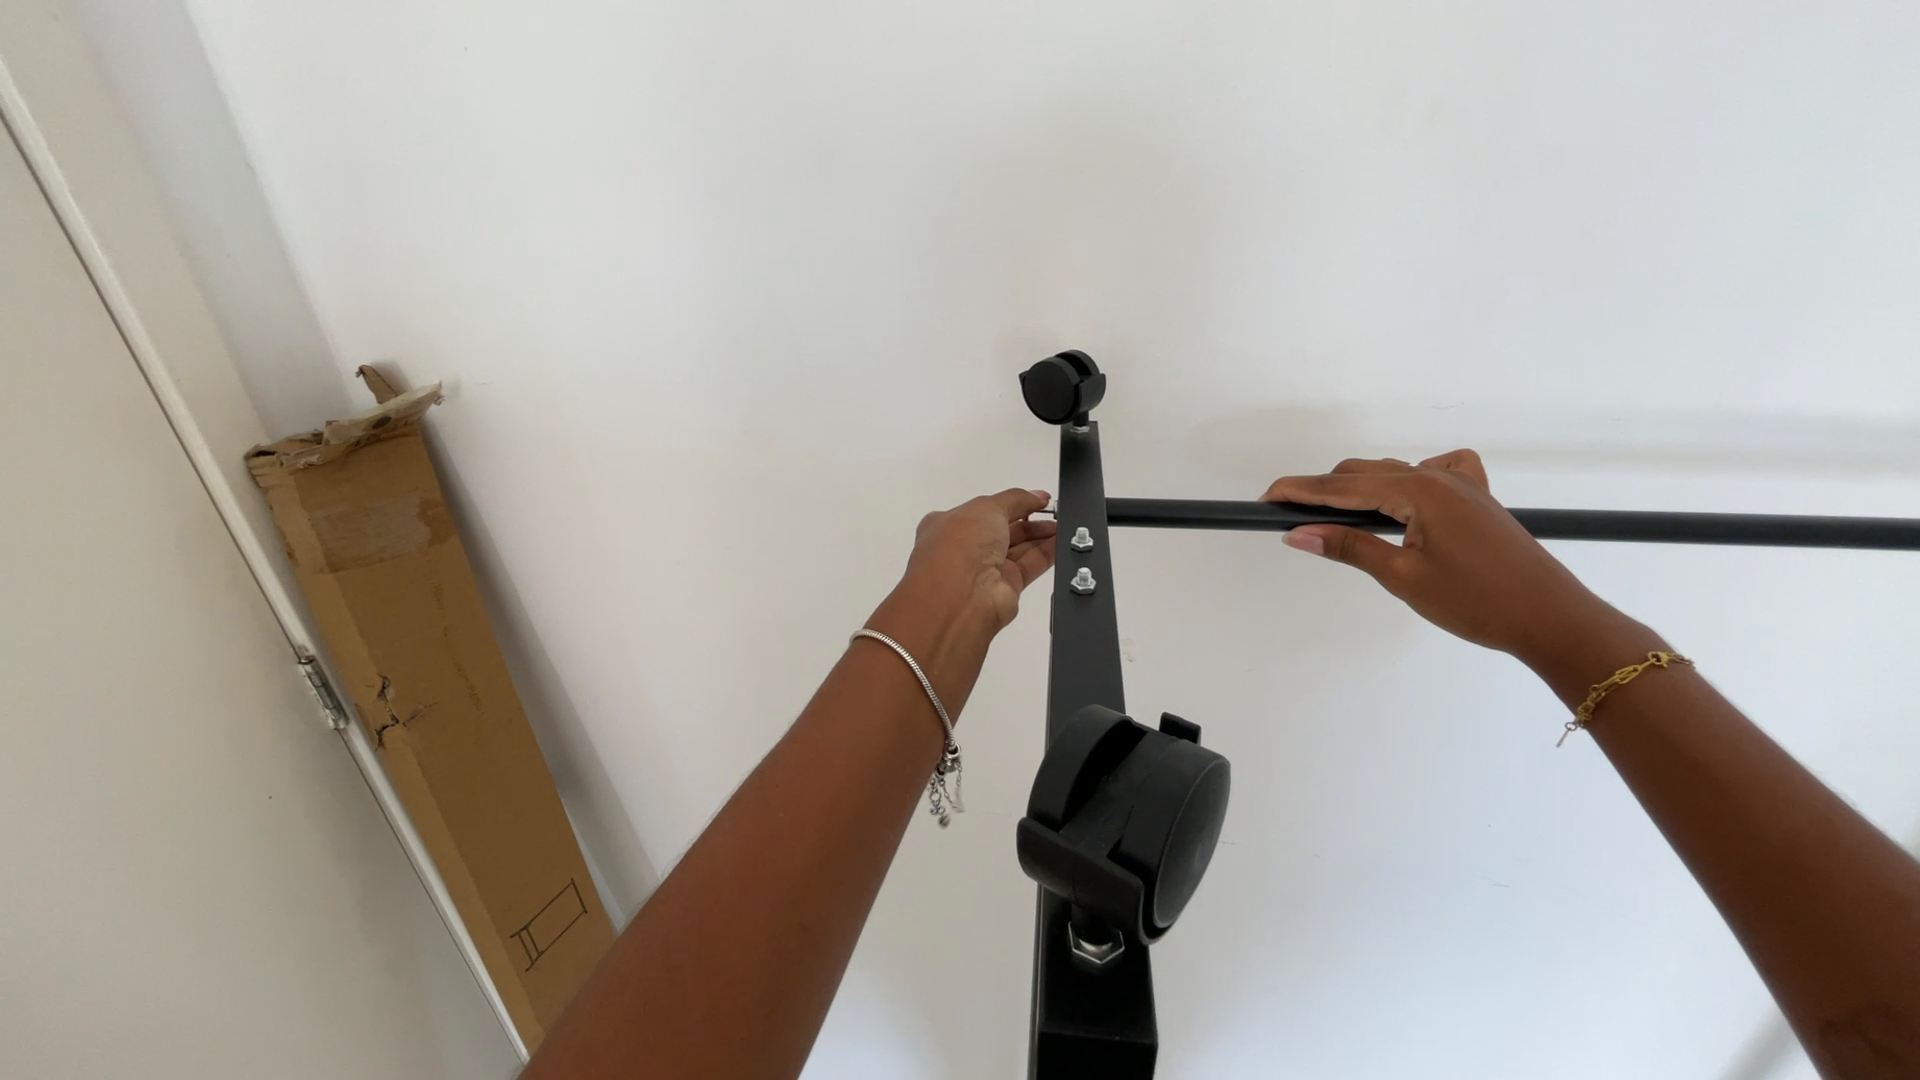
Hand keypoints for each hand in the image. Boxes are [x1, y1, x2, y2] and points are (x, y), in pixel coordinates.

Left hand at [863, 489, 1057, 702]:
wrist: (959, 598)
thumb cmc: (960, 545)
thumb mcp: (986, 507)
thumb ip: (1015, 499)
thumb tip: (1037, 496)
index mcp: (950, 525)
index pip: (985, 510)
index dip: (1012, 503)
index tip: (1038, 499)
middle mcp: (966, 549)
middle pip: (1005, 530)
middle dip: (1030, 519)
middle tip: (1056, 512)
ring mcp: (986, 570)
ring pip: (1019, 548)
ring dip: (1042, 535)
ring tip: (1066, 524)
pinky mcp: (1006, 588)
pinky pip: (1030, 565)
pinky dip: (1048, 553)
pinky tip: (1063, 541)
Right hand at [1262, 451, 1644, 675]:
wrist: (1551, 619)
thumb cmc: (1477, 602)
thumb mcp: (1401, 576)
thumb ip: (1348, 546)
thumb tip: (1299, 533)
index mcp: (1419, 491)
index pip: (1342, 486)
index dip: (1299, 491)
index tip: (1265, 498)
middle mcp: (1439, 477)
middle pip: (1364, 473)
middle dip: (1322, 491)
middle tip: (1288, 514)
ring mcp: (1462, 485)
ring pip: (1392, 474)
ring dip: (1357, 490)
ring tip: (1329, 517)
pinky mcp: (1476, 500)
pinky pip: (1431, 474)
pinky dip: (1403, 482)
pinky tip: (1398, 501)